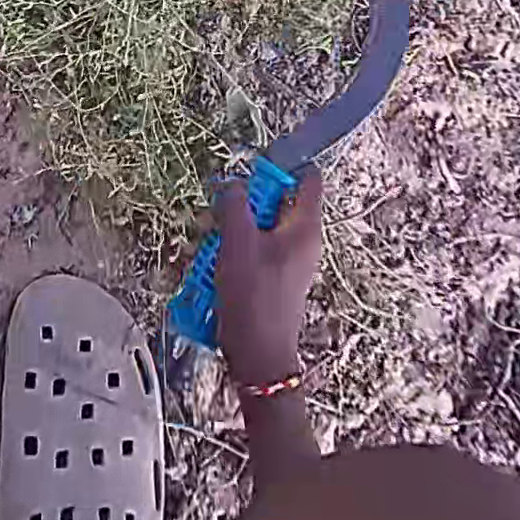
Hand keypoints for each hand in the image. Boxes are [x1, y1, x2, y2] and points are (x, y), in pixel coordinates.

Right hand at [215, 166, 323, 386]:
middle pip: (276, 201)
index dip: (283, 166)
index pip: (308, 179)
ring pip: (261, 224)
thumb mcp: (238, 240)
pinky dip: (235, 246)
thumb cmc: (253, 293)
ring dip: (234, 225)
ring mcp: (289, 259)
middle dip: (245, 201)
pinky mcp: (274, 275)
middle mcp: (303, 240)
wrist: (258, 353)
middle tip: (221, 210)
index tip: (252, 168)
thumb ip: (235, 204)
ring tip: (212, 238)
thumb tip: (234, 182)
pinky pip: (255, 246)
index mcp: (305, 227)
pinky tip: (214, 259)